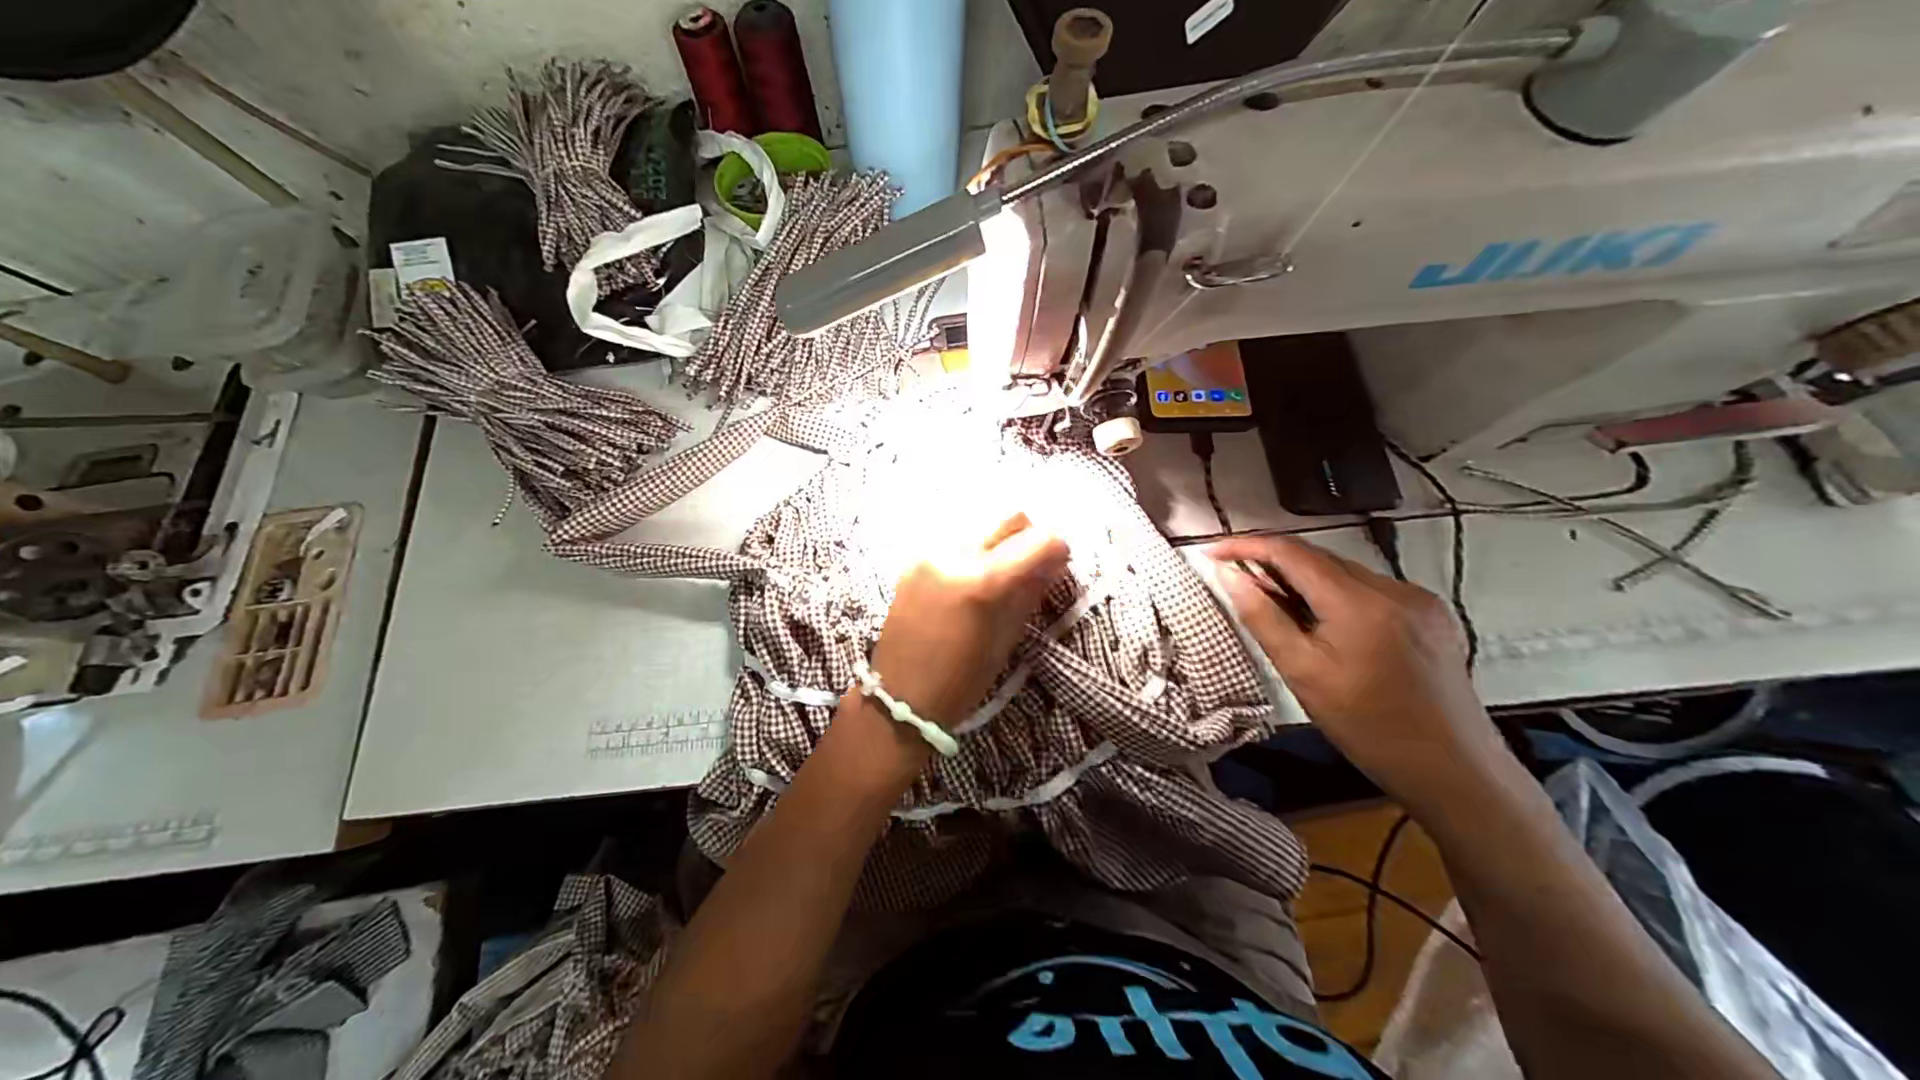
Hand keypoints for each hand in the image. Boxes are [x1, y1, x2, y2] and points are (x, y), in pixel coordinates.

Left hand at [868, 512, 1069, 730]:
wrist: (900, 694)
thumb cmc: (961, 681)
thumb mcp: (1006, 639)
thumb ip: (1030, 592)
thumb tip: (1054, 562)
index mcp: (981, 582)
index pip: (1037, 541)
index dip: (1057, 548)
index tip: (1061, 561)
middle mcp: (953, 554)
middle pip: (1008, 516)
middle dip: (1029, 536)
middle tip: (1034, 564)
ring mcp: (929, 552)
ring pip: (980, 523)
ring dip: (999, 540)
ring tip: (1003, 571)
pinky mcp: (913, 559)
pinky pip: (955, 538)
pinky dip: (974, 548)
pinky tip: (975, 575)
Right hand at [1208, 535, 1510, 814]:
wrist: (1452, 768)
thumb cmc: (1367, 727)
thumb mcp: (1302, 673)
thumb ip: (1262, 617)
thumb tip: (1230, 575)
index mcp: (1360, 602)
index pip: (1292, 552)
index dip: (1246, 545)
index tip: (1213, 553)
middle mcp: (1394, 588)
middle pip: (1319, 559)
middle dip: (1274, 565)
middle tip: (1238, 585)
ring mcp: (1418, 599)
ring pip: (1343, 574)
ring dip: (1305, 582)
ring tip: (1279, 610)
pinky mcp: (1431, 615)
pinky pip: (1370, 590)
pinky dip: (1336, 597)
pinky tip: (1326, 625)